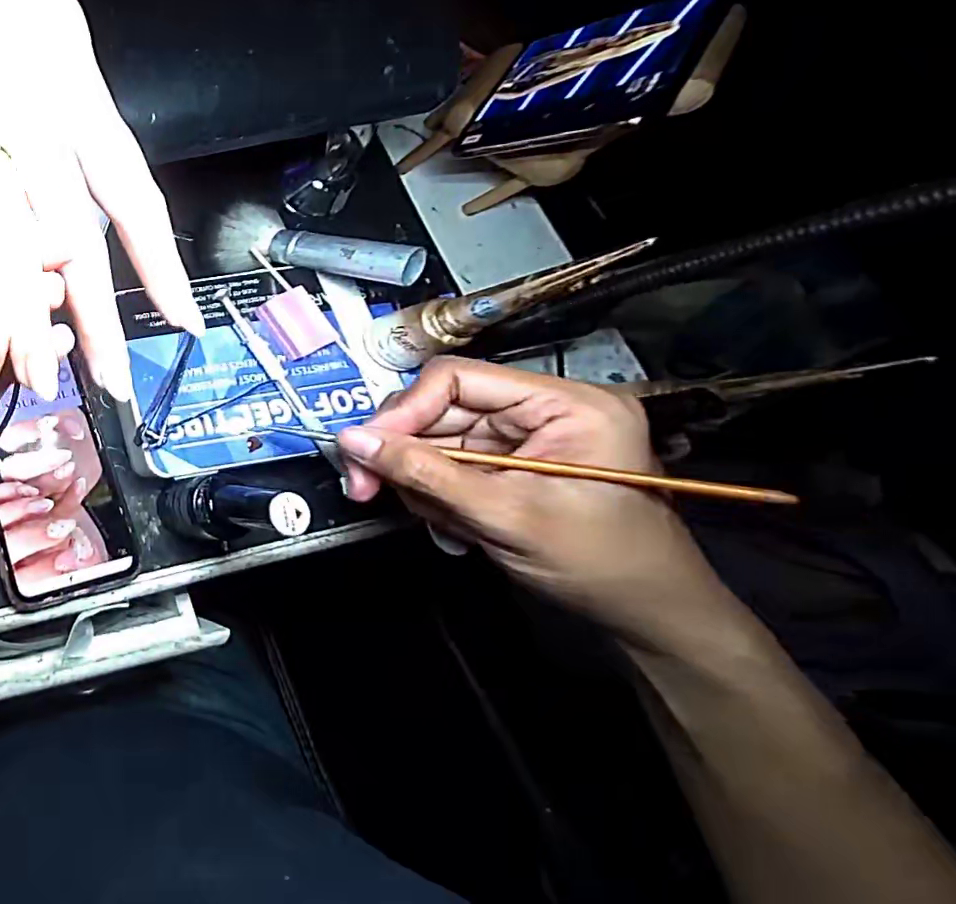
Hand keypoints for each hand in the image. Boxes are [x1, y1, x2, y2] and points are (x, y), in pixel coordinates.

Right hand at [335, 357, 745, 651]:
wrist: (649, 620)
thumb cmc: (598, 564)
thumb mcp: (504, 516)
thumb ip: (424, 474)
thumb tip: (349, 440)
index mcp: (562, 404)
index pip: (456, 379)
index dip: (404, 410)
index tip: (365, 449)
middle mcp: (536, 411)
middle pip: (436, 409)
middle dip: (399, 452)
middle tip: (363, 487)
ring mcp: (518, 439)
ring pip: (431, 440)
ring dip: (415, 480)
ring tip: (438, 521)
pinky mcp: (503, 465)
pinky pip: (442, 465)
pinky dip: (431, 494)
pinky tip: (449, 523)